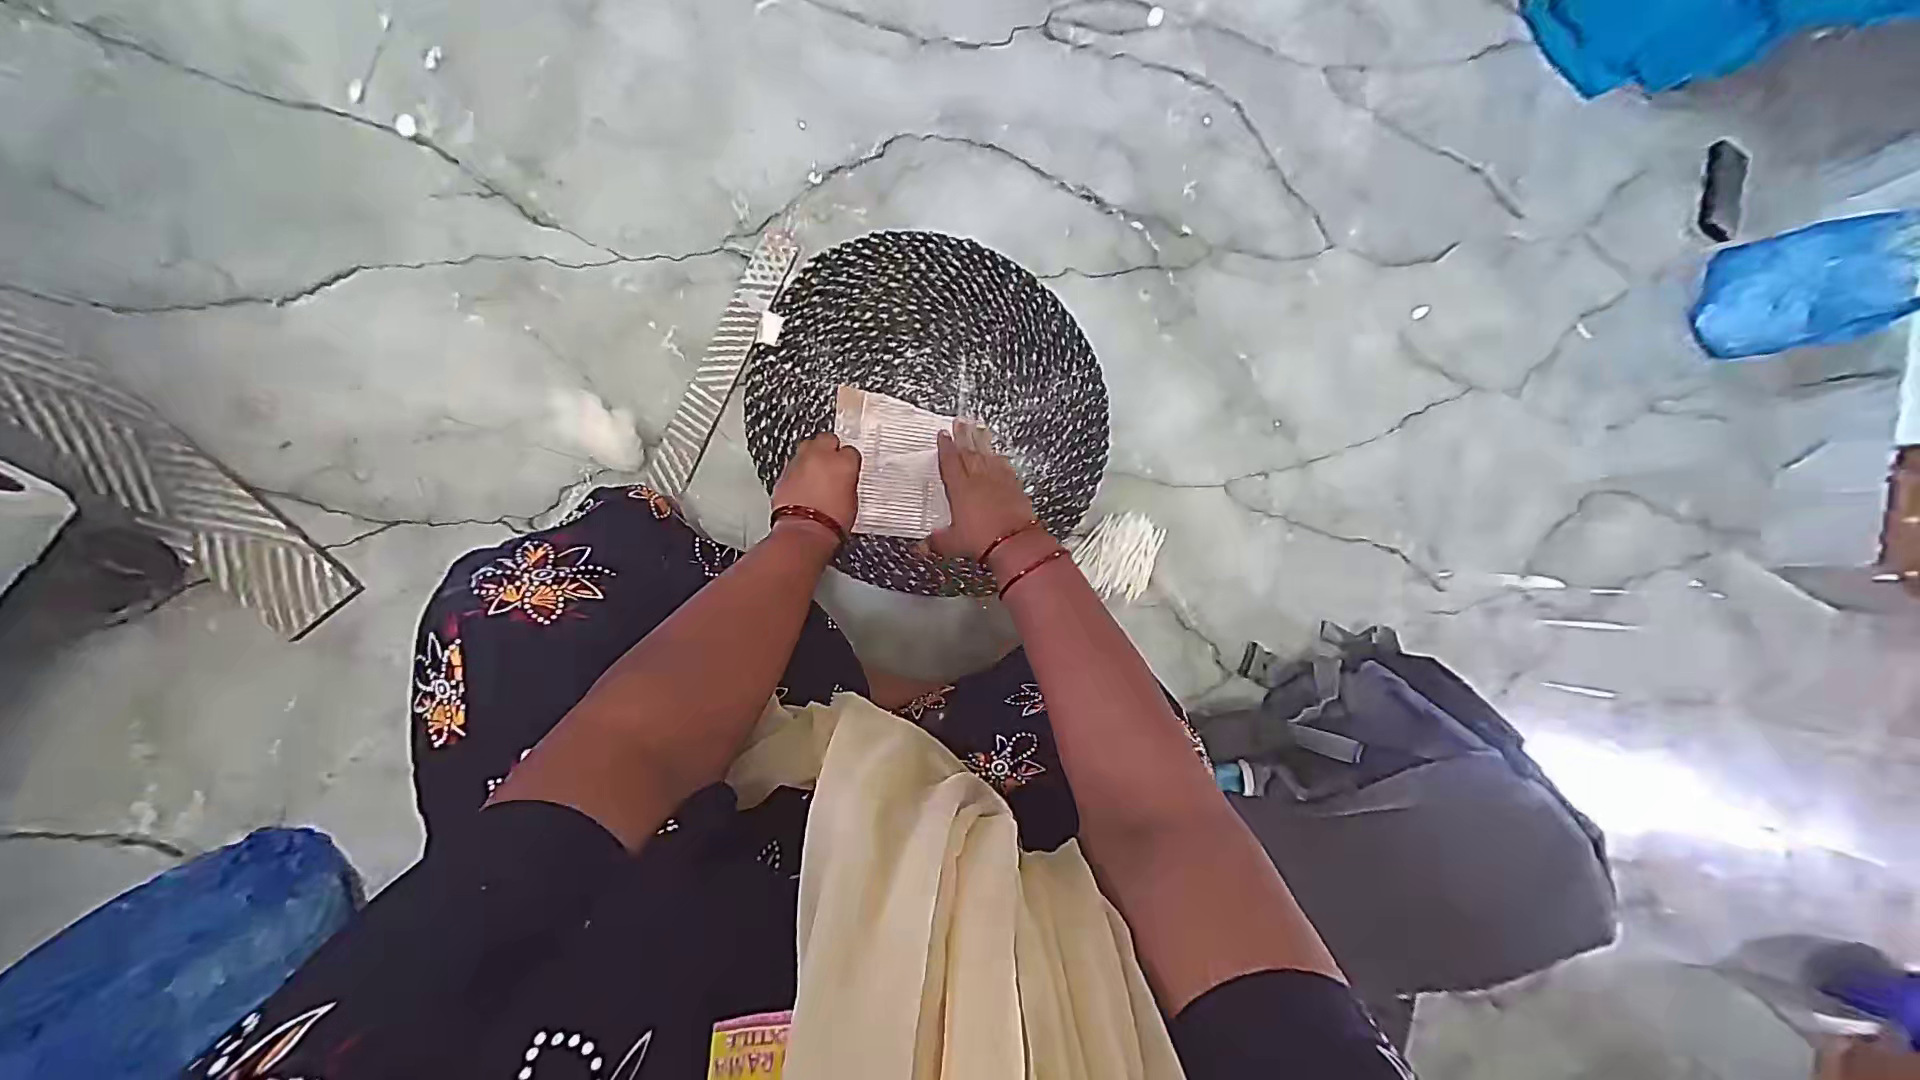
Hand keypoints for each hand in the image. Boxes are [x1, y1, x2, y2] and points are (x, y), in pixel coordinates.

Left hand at [772, 433, 860, 539]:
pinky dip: (799, 470)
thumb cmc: (831, 522)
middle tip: (832, 462)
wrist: (804, 531)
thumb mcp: (852, 501)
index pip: (851, 451)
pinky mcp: (784, 472)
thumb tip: (844, 480)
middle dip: (829, 448)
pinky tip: (803, 482)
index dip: (849, 461)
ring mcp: (800, 462)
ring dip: (812, 455)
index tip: (848, 469)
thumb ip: (847, 482)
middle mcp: (821, 456)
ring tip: (816, 471)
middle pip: (826, 438)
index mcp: (844, 463)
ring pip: (807, 446)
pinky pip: (794, 463)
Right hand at [930, 420, 1037, 560]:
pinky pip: (1005, 467)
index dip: (945, 446)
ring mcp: (998, 480)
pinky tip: (1000, 456)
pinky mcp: (1015, 486)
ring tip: (979, 428)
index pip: (950, 461)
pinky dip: (1000, 459)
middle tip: (961, 421)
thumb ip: (936, 541)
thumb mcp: (952, 543)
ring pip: (988, 454)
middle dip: (963, 435)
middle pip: (969, 451)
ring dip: (982, 440)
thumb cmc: (981, 540)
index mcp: (960, 487)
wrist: (1014, 542)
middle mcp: (979, 478)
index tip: (943, 434)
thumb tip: (921, 546)